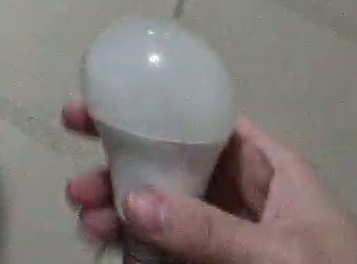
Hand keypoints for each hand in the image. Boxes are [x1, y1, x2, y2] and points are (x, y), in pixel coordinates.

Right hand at [60, 102, 356, 263]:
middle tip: (76, 175)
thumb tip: (131, 199)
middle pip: (170, 162)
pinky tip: (108, 245)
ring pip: (163, 206)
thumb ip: (210, 231)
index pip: (202, 120)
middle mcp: (246, 196)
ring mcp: (232, 236)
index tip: (96, 107)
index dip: (148, 108)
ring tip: (85, 219)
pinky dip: (135, 243)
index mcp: (272, 171)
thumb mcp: (280, 258)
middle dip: (119, 165)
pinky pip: (169, 246)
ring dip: (119, 207)